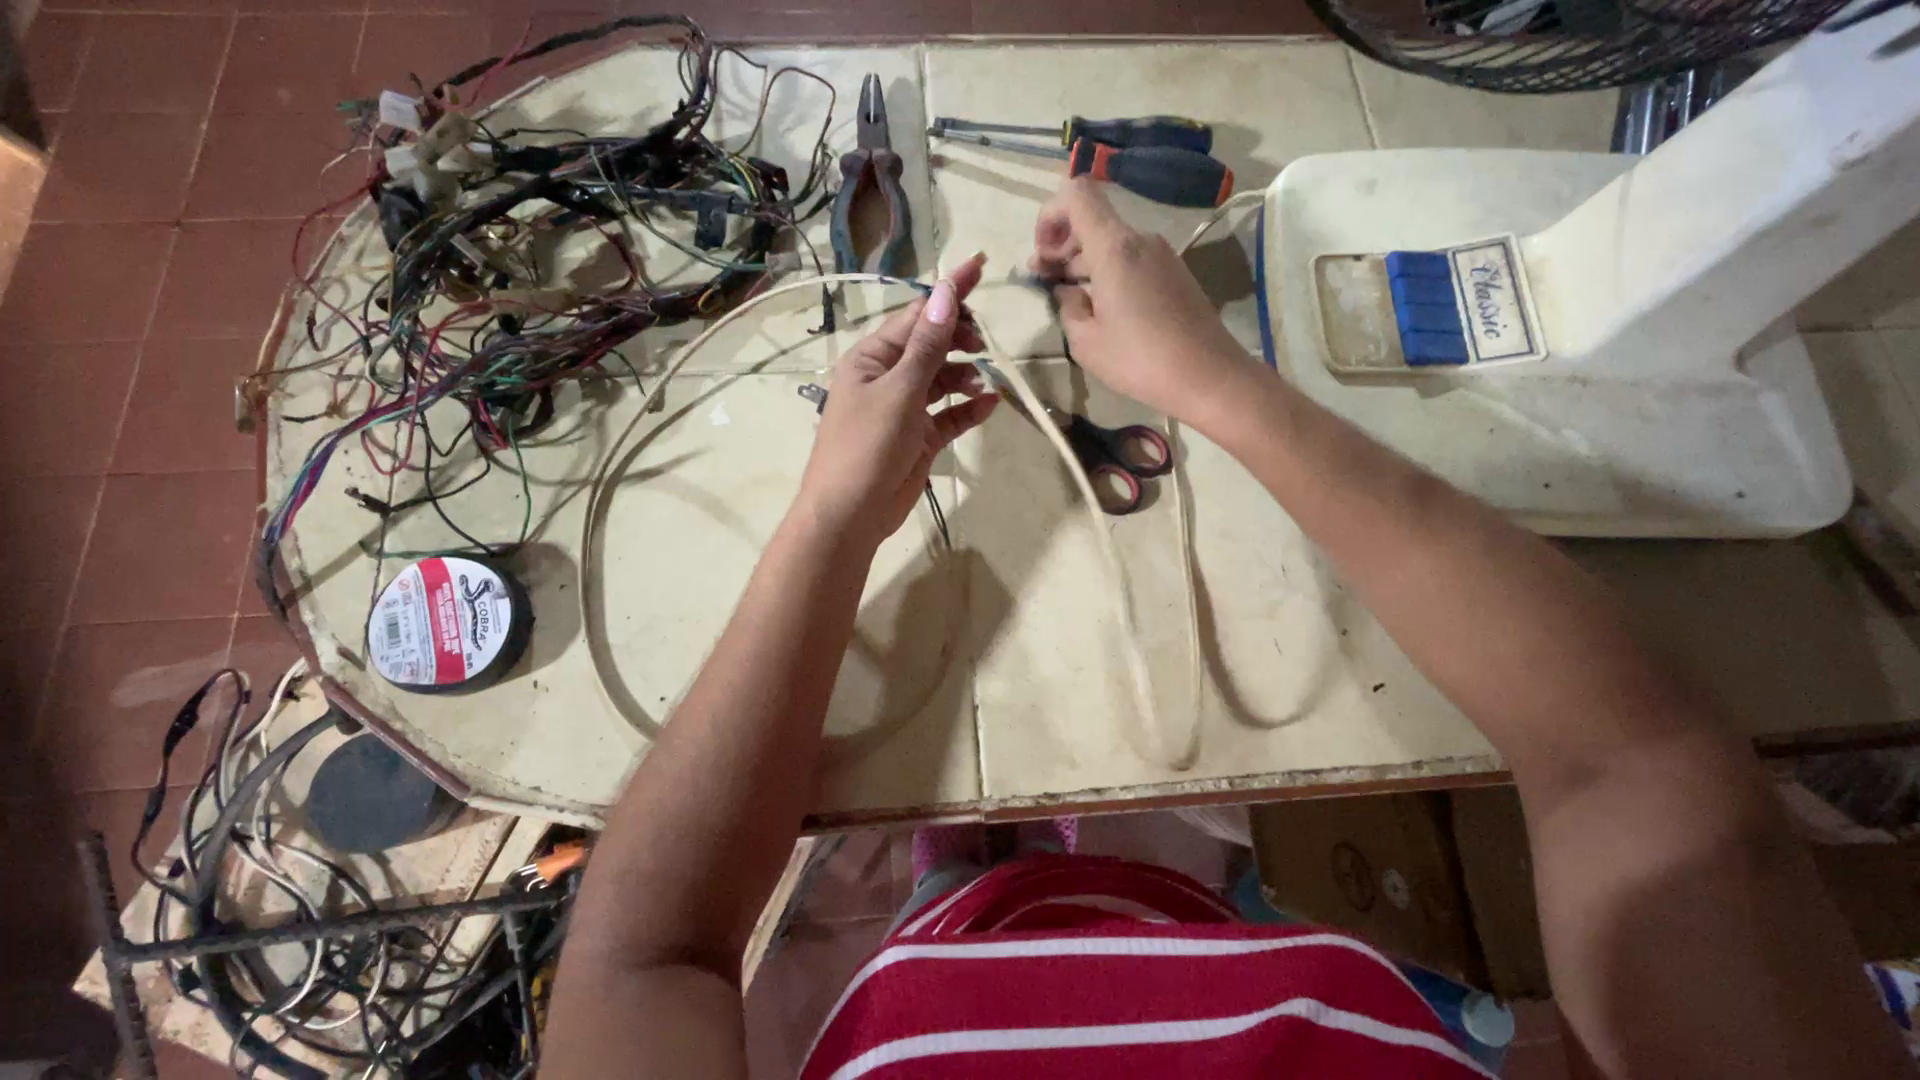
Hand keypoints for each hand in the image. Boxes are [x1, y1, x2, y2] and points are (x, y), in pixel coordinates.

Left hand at [792, 253, 997, 547]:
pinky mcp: (919, 439)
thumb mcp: (899, 391)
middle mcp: (887, 377)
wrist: (849, 514)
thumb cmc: (866, 446)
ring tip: (983, 383)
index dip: (949, 292)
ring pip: (942, 379)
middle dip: (959, 337)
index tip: (980, 265)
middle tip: (983, 344)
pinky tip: (989, 404)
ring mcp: (904, 409)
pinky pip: (949, 415)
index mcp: (872, 358)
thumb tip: (944, 293)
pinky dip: (968, 408)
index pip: (916, 315)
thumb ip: (927, 345)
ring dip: (966, 375)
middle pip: (931, 343)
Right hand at [1030, 178, 1249, 423]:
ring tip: (1071, 301)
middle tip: (1046, 282)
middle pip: (1093, 220)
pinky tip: (1103, 309)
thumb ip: (1067, 307)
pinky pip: (1131, 260)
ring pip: (1111, 243)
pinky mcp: (1174, 273)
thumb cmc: (1140, 360)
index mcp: (1114, 248)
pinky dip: (1108, 273)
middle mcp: (1140, 240)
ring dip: (1084, 263)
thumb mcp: (1086, 341)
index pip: (1077, 195)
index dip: (1050, 215)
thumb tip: (1066, 292)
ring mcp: (1161, 255)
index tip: (1042, 254)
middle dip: (1062, 245)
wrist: (1209, 376)